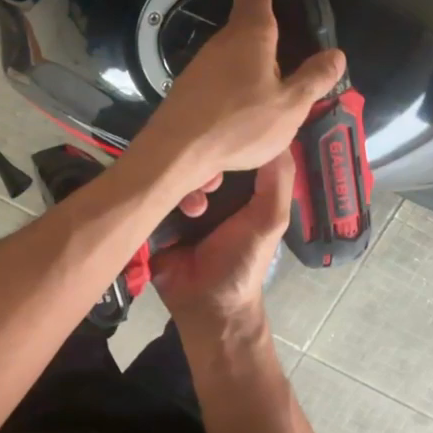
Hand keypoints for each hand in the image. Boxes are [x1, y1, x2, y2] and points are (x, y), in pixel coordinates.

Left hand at [126, 0, 346, 193]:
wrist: (174, 154)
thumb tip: (335, 55)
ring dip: (256, 74)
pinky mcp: (188, 92)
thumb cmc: (237, 125)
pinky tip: (248, 122)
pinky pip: (220, 85)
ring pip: (235, 60)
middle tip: (300, 62)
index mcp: (249, 34)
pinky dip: (238, 95)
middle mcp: (221, 43)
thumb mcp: (289, 106)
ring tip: (277, 99)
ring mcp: (200, 67)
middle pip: (249, 28)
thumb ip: (315, 79)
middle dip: (275, 41)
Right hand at [153, 151, 294, 335]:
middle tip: (209, 186)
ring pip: (176, 173)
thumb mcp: (271, 216)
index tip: (227, 142)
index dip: (231, 142)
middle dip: (203, 166)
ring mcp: (180, 201)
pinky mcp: (156, 214)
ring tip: (194, 210)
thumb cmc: (243, 260)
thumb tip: (275, 130)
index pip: (232, 149)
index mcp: (239, 187)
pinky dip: (159, 196)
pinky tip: (168, 209)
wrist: (205, 302)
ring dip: (184, 187)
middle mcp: (210, 190)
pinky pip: (153, 194)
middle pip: (201, 158)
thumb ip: (279, 176)